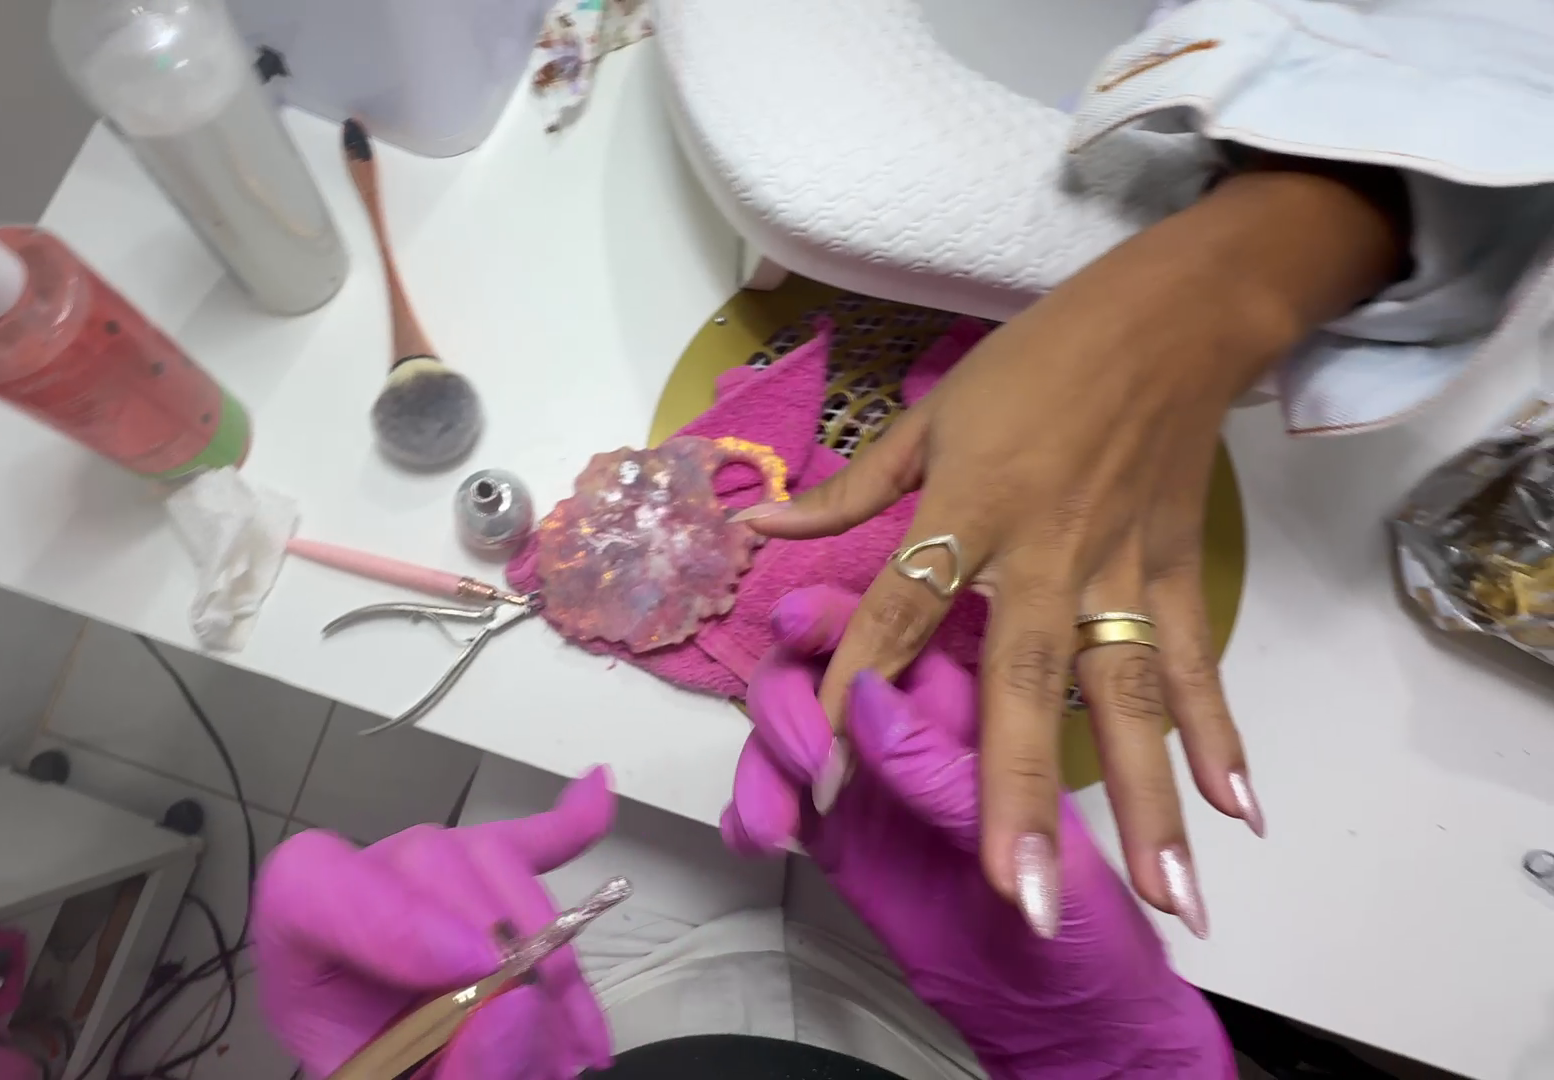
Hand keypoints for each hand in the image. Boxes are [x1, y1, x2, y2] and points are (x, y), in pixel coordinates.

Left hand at [255, 768, 616, 1079]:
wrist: (418, 1070)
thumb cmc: (393, 1074)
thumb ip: (452, 1071)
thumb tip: (513, 1004)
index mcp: (306, 946)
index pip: (312, 885)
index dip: (394, 918)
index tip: (470, 968)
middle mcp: (369, 882)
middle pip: (427, 865)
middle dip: (500, 945)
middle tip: (543, 1029)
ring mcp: (435, 862)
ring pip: (493, 857)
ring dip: (552, 948)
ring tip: (576, 1042)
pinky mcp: (490, 862)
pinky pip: (532, 836)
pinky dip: (569, 824)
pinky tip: (599, 792)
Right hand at [722, 587, 1233, 1077]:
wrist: (1056, 1020)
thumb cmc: (1078, 918)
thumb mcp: (1032, 837)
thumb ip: (942, 766)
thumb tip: (861, 692)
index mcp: (948, 703)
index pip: (881, 634)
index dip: (827, 617)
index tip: (791, 624)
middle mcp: (888, 726)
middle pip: (804, 676)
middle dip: (789, 708)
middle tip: (813, 768)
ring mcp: (851, 777)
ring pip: (775, 736)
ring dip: (759, 766)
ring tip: (773, 828)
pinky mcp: (826, 831)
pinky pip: (769, 799)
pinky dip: (745, 809)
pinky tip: (751, 841)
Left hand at [736, 168, 1405, 926]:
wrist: (1170, 317)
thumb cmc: (1030, 365)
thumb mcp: (924, 417)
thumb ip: (846, 491)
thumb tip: (756, 526)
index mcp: (969, 508)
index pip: (899, 615)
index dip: (858, 691)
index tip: (830, 775)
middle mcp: (1047, 554)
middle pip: (1023, 682)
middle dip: (1017, 790)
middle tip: (1019, 896)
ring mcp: (1124, 569)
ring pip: (1127, 693)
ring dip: (1141, 796)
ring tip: (1160, 895)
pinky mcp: (1180, 569)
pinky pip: (1196, 660)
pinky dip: (1219, 732)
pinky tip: (1239, 812)